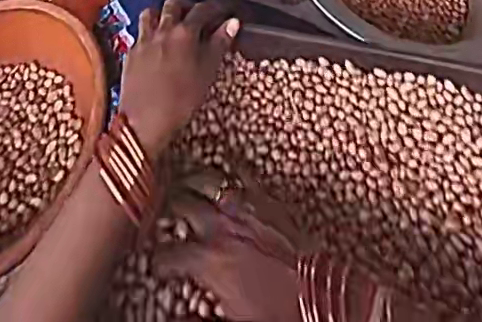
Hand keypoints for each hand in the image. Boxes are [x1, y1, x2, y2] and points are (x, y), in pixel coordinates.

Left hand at [116, 0, 238, 156]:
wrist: (144, 120)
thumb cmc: (181, 100)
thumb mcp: (206, 73)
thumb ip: (218, 45)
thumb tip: (232, 22)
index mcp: (185, 33)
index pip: (202, 10)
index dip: (215, 7)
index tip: (222, 10)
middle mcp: (163, 29)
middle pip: (174, 4)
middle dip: (186, 5)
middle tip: (195, 16)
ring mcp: (144, 39)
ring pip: (151, 12)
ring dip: (162, 13)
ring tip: (170, 23)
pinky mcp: (131, 51)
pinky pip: (140, 32)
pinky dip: (149, 32)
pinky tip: (154, 43)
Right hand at [157, 172, 312, 321]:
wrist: (323, 296)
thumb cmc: (281, 313)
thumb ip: (200, 320)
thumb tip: (181, 317)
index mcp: (209, 259)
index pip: (169, 252)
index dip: (158, 258)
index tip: (158, 261)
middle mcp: (222, 225)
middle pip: (180, 204)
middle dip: (167, 209)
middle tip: (163, 215)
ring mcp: (243, 206)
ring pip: (205, 179)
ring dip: (190, 181)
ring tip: (183, 183)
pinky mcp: (264, 197)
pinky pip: (238, 175)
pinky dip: (226, 175)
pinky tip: (223, 177)